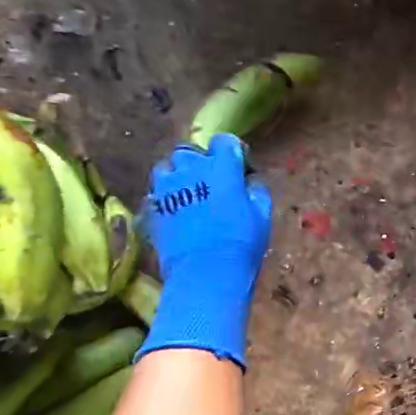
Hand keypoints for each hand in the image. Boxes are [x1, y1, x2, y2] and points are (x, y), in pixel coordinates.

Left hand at [137, 133, 271, 367]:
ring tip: (191, 193)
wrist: (206, 273)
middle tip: (213, 182)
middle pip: (191, 150)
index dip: (233, 151)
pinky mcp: (153, 207)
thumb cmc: (242, 243)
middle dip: (202, 161)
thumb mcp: (262, 215)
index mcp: (222, 168)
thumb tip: (248, 180)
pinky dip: (168, 195)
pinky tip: (179, 211)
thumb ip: (256, 190)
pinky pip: (158, 191)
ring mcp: (167, 187)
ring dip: (180, 174)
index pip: (224, 141)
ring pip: (168, 167)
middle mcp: (191, 169)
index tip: (240, 168)